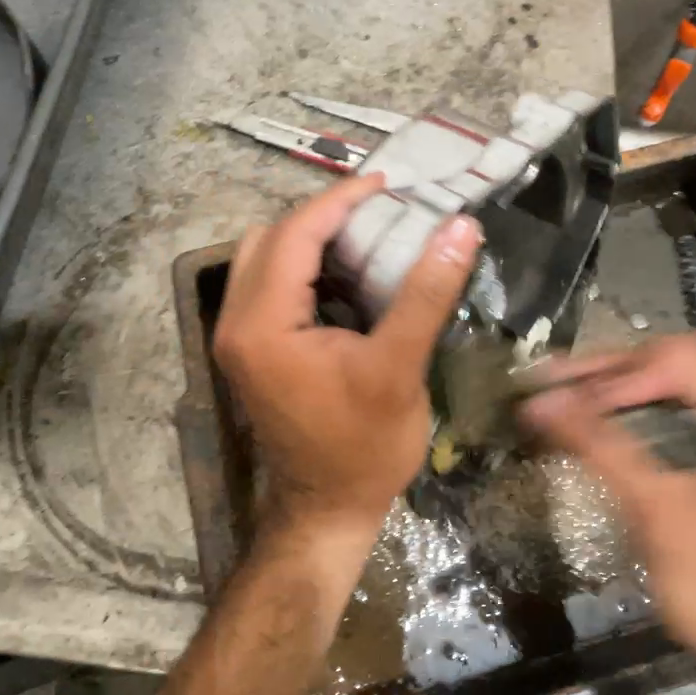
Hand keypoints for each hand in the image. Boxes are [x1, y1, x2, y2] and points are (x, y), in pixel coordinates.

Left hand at [214, 173, 482, 533]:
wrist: (327, 510)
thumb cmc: (363, 446)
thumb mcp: (398, 367)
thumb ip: (425, 292)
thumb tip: (459, 227)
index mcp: (262, 322)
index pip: (294, 234)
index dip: (339, 200)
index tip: (385, 184)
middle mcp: (235, 321)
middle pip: (272, 237)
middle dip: (324, 214)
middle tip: (380, 208)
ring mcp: (237, 335)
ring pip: (264, 255)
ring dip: (310, 236)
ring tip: (365, 231)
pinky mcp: (249, 346)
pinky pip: (267, 281)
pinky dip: (302, 263)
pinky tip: (345, 269)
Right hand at [520, 332, 695, 674]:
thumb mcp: (658, 514)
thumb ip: (602, 448)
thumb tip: (538, 401)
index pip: (689, 362)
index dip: (633, 370)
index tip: (584, 400)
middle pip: (667, 369)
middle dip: (605, 374)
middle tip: (548, 381)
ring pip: (654, 393)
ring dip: (601, 393)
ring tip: (548, 395)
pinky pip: (653, 422)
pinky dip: (613, 419)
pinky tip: (574, 422)